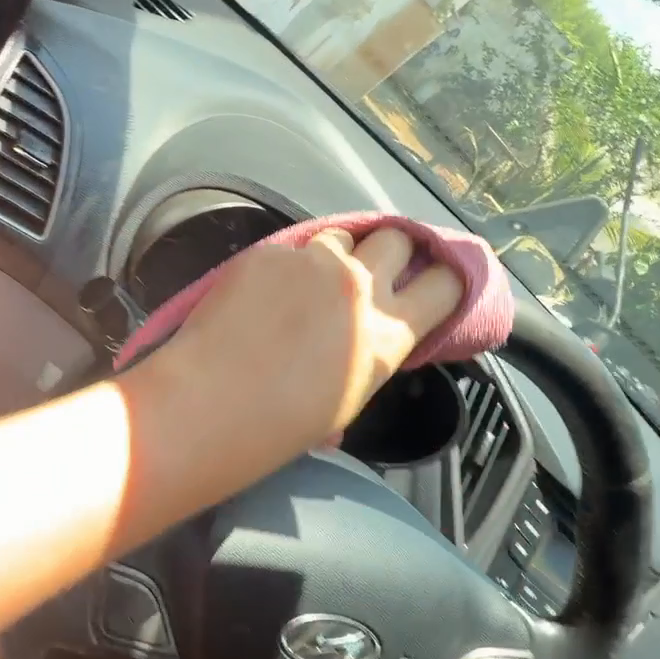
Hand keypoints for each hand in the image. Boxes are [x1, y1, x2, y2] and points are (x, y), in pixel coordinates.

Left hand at [155, 226, 463, 455]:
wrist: (213, 401)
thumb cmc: (281, 423)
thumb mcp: (350, 397)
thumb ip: (371, 354)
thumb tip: (366, 343)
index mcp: (388, 332)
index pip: (447, 282)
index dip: (442, 277)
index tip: (430, 280)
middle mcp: (359, 287)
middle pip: (397, 238)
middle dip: (390, 249)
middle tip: (372, 270)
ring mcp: (311, 263)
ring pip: (341, 236)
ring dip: (335, 253)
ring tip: (309, 282)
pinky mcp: (268, 253)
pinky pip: (290, 248)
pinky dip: (285, 265)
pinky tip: (262, 293)